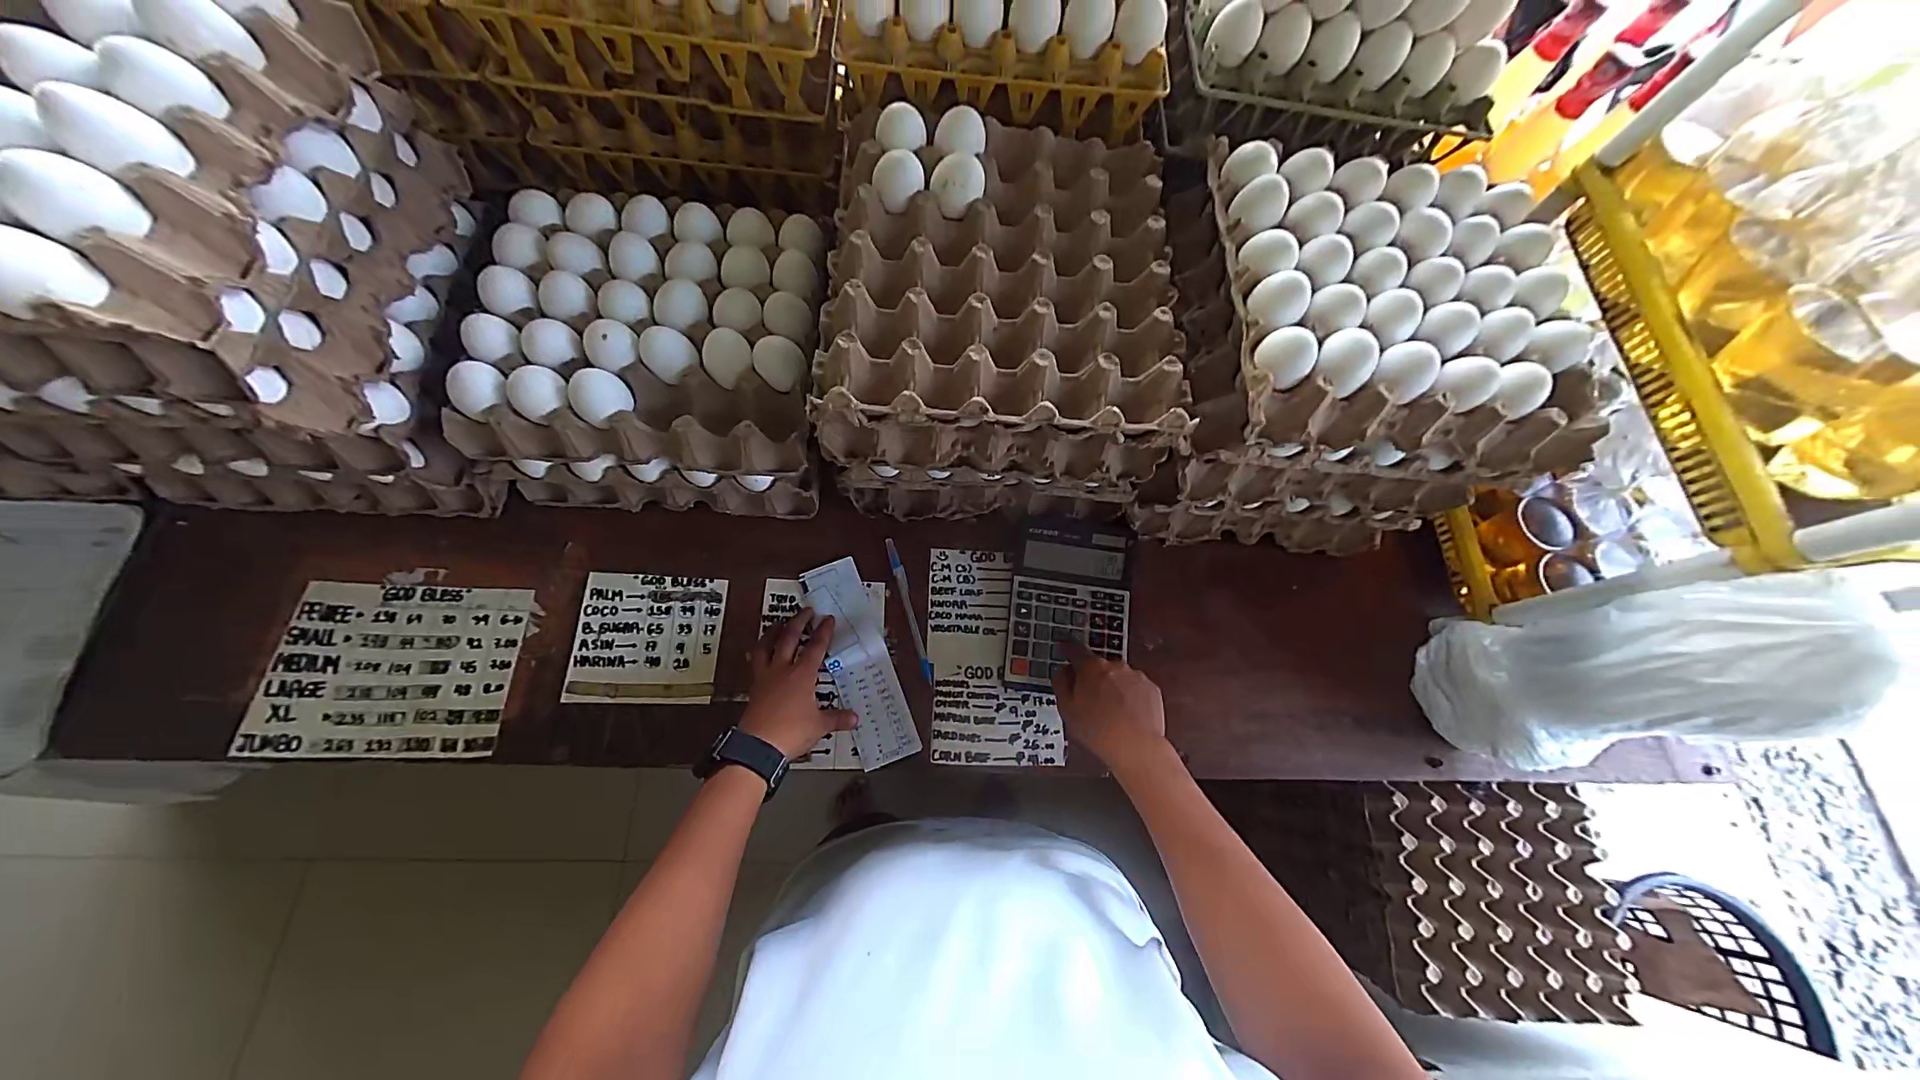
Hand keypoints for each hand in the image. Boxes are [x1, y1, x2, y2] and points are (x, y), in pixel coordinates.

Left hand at [739, 608, 856, 760]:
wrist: (758, 746)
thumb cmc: (789, 733)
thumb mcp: (819, 725)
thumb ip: (837, 718)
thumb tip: (852, 718)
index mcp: (802, 675)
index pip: (816, 647)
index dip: (823, 632)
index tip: (827, 620)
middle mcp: (782, 670)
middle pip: (789, 638)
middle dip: (799, 622)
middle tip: (805, 612)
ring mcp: (765, 678)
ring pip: (766, 646)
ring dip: (773, 632)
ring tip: (777, 624)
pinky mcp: (753, 688)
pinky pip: (755, 663)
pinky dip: (758, 654)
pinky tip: (759, 653)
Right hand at [1052, 642, 1171, 776]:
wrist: (1137, 746)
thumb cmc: (1098, 729)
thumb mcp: (1067, 709)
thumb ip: (1061, 683)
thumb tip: (1064, 671)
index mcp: (1090, 667)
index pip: (1075, 649)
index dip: (1067, 648)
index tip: (1064, 648)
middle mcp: (1114, 666)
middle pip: (1098, 666)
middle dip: (1092, 678)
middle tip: (1089, 700)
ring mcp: (1135, 676)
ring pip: (1118, 677)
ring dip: (1112, 688)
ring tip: (1110, 713)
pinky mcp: (1151, 688)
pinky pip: (1135, 687)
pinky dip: (1130, 696)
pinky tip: (1126, 715)